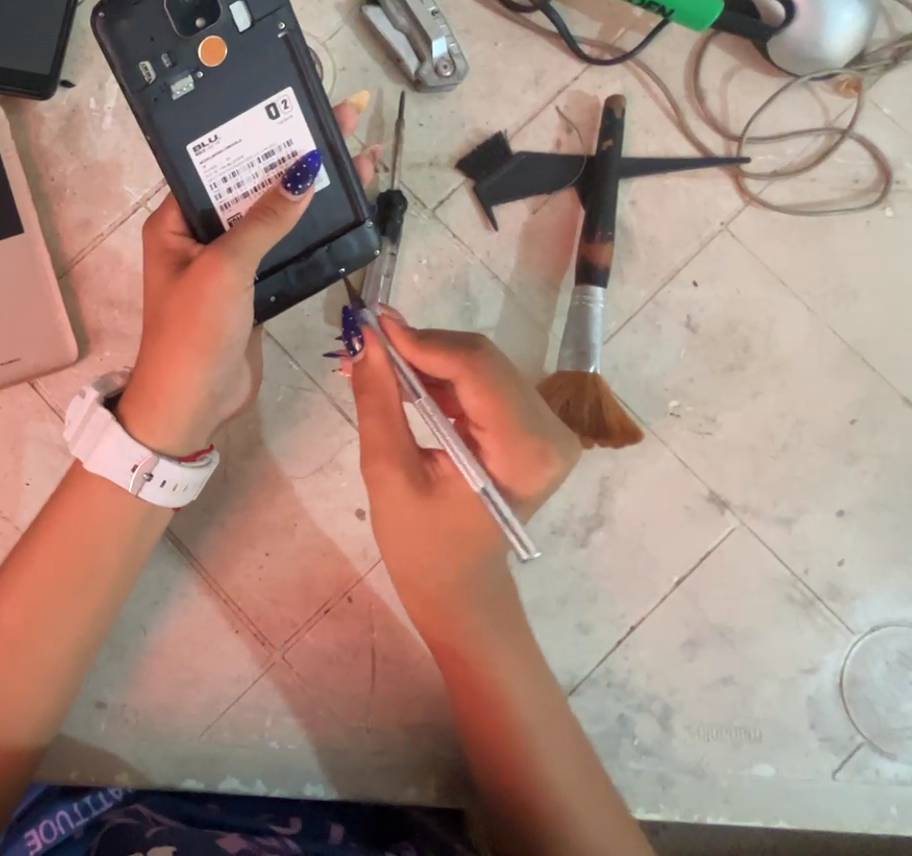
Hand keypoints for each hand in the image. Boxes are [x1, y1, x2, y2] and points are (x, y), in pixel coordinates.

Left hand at [118, 96, 373, 456]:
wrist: (192, 405)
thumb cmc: (193, 331)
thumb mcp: (224, 268)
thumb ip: (264, 220)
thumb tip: (304, 170)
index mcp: (175, 224)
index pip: (218, 166)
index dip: (257, 136)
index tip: (297, 108)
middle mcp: (199, 237)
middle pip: (251, 187)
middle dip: (295, 157)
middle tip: (345, 119)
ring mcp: (227, 264)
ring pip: (273, 218)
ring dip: (311, 192)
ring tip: (359, 155)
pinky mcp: (252, 289)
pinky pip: (284, 250)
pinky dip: (312, 231)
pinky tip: (346, 208)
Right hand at [347, 307, 579, 630]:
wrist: (456, 586)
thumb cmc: (421, 543)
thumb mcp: (388, 470)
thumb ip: (379, 401)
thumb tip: (365, 342)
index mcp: (525, 450)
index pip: (475, 368)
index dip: (421, 340)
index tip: (370, 325)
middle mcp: (548, 431)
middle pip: (479, 360)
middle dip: (418, 348)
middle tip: (363, 345)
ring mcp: (542, 428)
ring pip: (476, 365)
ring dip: (422, 360)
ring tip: (371, 365)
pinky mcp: (526, 427)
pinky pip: (477, 383)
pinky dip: (435, 377)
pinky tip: (398, 384)